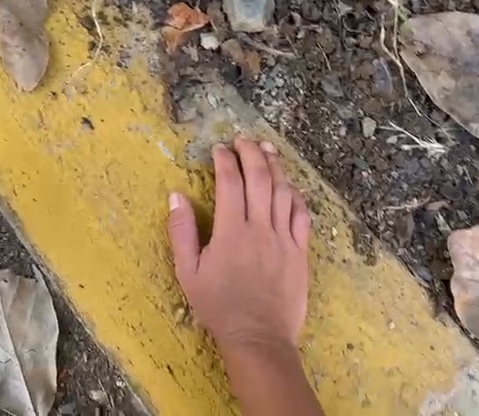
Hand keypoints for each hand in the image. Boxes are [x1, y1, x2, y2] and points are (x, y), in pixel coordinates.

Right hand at [168, 138, 311, 355]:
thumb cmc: (219, 306)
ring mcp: (284, 239)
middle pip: (259, 178)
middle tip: (243, 140)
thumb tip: (176, 195)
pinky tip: (289, 184)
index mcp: (231, 231)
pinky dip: (295, 194)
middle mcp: (260, 228)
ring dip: (275, 166)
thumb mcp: (188, 271)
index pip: (230, 182)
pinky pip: (301, 215)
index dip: (225, 160)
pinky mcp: (300, 252)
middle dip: (251, 153)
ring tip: (267, 149)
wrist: (259, 339)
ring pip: (283, 191)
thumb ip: (181, 231)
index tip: (219, 148)